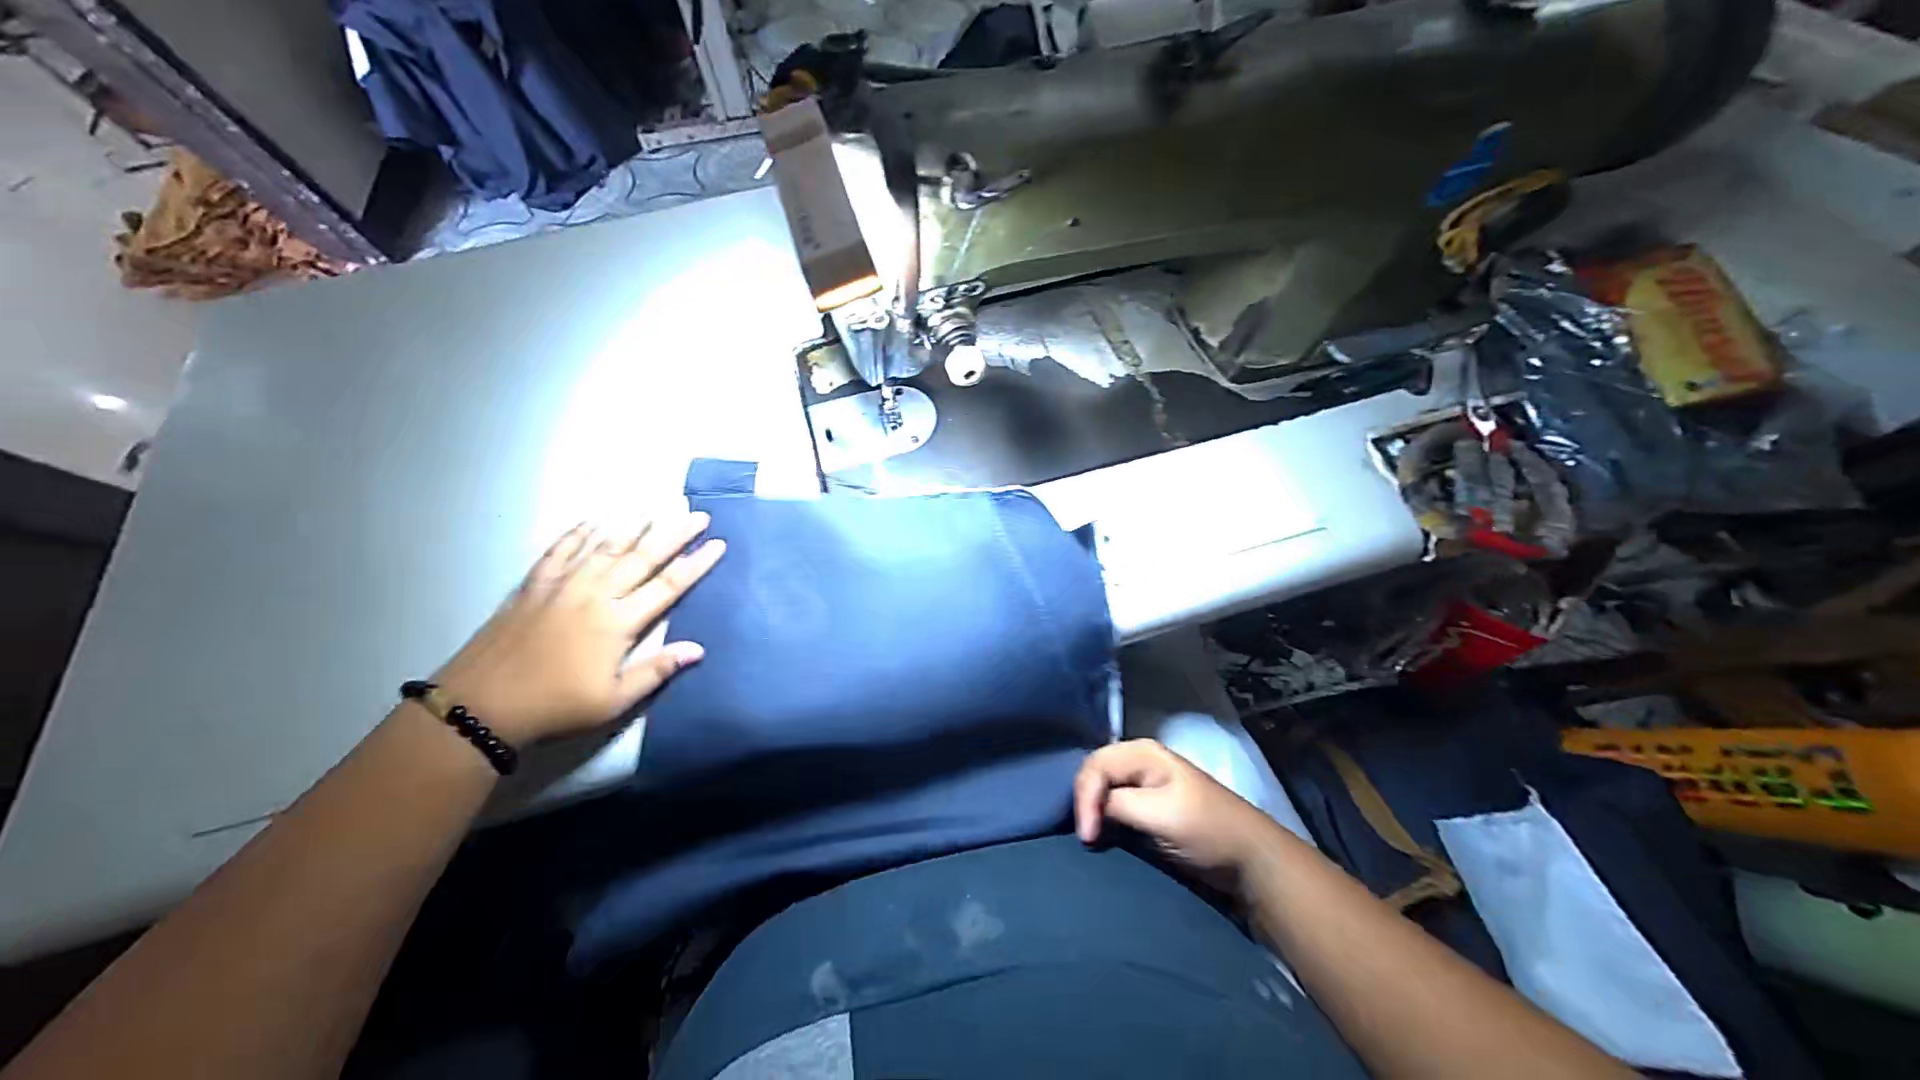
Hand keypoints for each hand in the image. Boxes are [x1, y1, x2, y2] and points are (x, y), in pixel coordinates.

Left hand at [429, 516, 724, 745]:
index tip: (718, 544)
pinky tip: (591, 522)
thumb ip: (656, 670)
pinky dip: (577, 534)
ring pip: (604, 547)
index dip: (696, 564)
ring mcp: (562, 585)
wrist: (482, 704)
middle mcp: (595, 594)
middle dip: (674, 534)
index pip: (668, 586)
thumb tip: (698, 649)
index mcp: (618, 622)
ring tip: (653, 507)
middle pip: (642, 557)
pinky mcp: (533, 586)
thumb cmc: (556, 706)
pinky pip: (560, 551)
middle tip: (697, 514)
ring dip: (631, 525)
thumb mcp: (614, 700)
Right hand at [1074, 739, 1287, 890]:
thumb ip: (1118, 805)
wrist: (1249, 860)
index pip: (1095, 766)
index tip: (1088, 836)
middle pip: (1094, 772)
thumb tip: (1092, 811)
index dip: (1084, 798)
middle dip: (1084, 801)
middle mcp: (1139, 761)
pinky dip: (1101, 817)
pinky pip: (1112, 803)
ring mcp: (1143, 783)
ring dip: (1091, 809)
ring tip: (1090, 836)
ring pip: (1101, 787)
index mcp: (1143, 753)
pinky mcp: (1146, 806)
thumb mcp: (1161, 814)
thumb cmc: (1208, 831)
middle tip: (1086, 837)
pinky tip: (1100, 833)